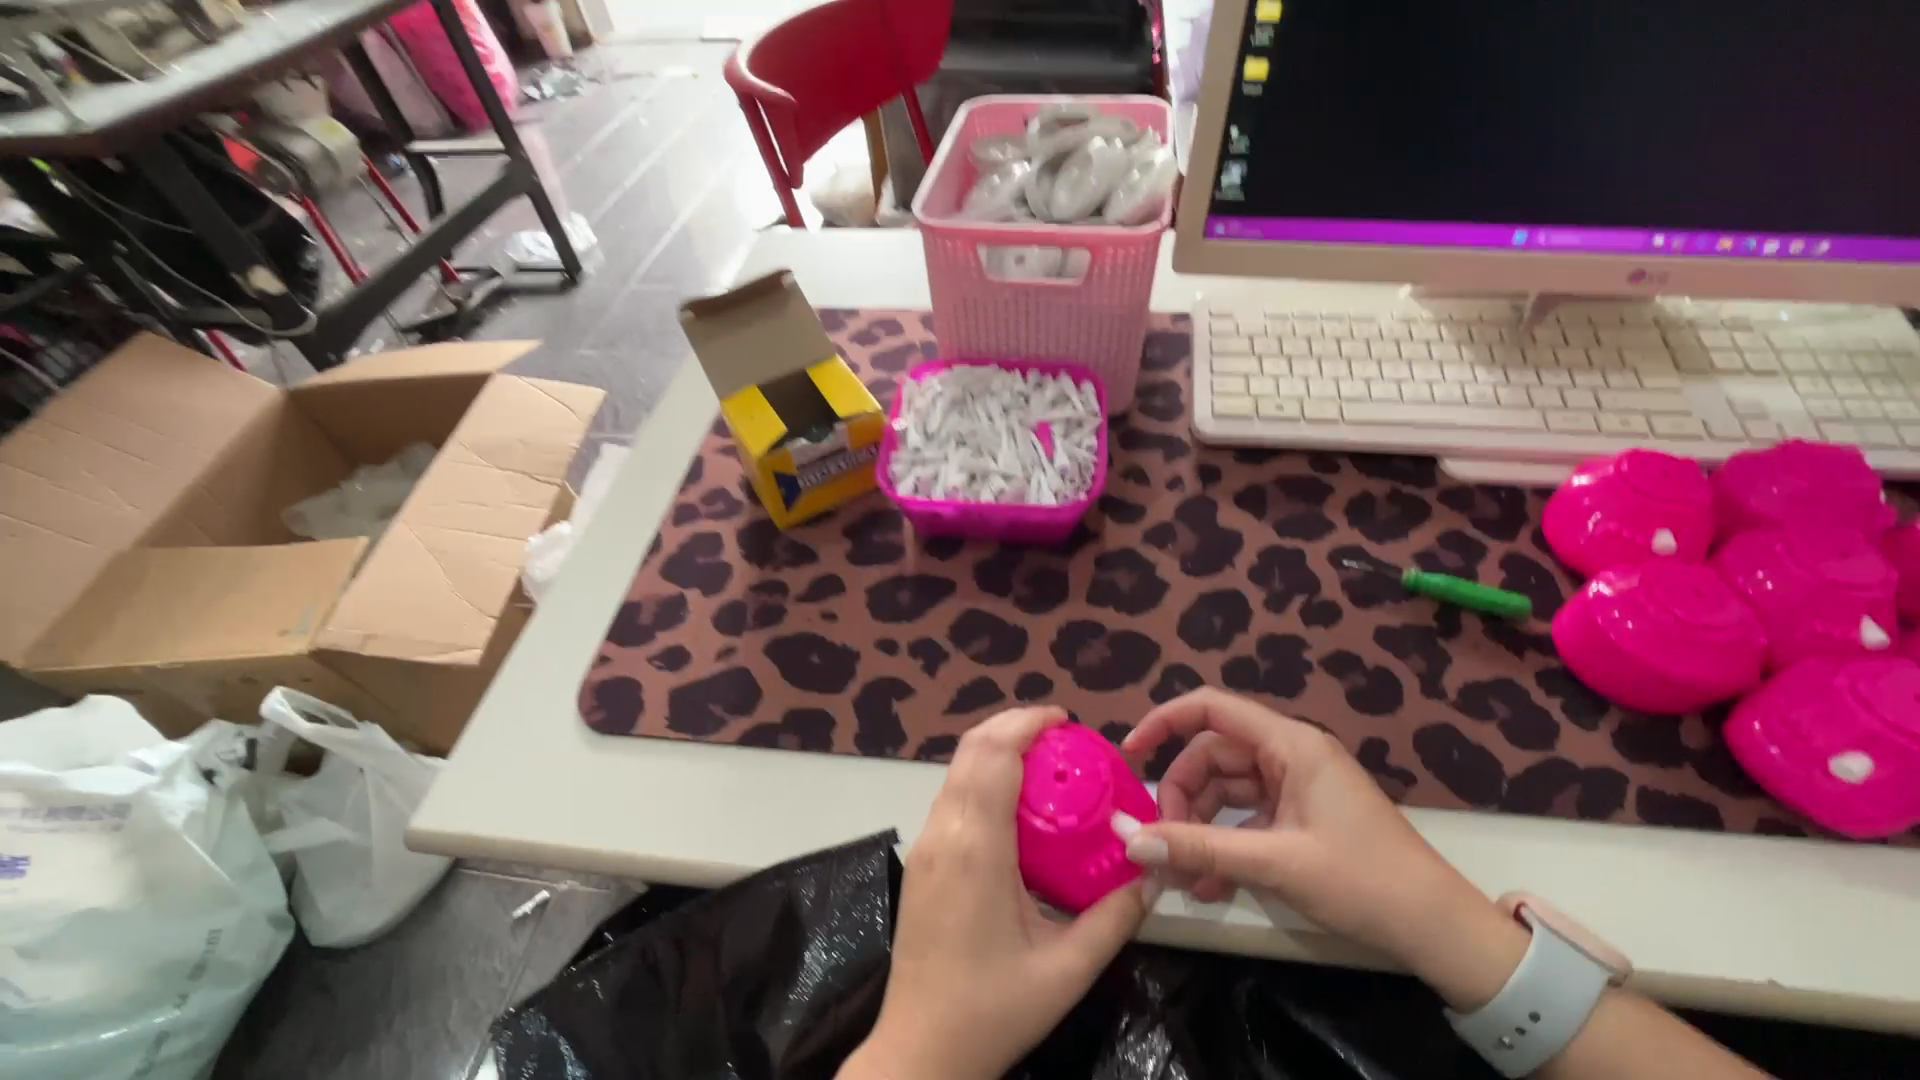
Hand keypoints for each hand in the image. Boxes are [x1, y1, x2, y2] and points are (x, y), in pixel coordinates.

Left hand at [842, 707, 1156, 1079]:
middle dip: (1011, 727)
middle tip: (1060, 735)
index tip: (1063, 719)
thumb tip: (1151, 875)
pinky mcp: (920, 862)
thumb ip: (1114, 918)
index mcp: (976, 848)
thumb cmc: (991, 1011)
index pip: (993, 756)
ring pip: (956, 771)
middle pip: (970, 751)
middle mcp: (943, 834)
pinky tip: (1015, 805)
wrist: (919, 1053)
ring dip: (994, 751)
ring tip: (1043, 763)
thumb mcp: (1066, 970)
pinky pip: (951, 798)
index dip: (1025, 724)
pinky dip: (981, 779)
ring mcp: (925, 846)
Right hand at [1119, 689, 1527, 1010]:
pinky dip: (1223, 843)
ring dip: (1199, 827)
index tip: (1129, 753)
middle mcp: (1290, 754)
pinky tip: (1209, 884)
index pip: (1211, 708)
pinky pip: (1246, 816)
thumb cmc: (1363, 881)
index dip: (1164, 721)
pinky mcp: (1301, 815)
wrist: (1439, 930)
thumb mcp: (1274, 864)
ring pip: (1225, 789)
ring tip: (1182, 874)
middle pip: (1212, 755)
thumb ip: (1198, 848)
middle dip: (1182, 796)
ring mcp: (1296, 785)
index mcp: (1290, 745)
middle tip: (1162, 842)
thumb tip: (1128, 838)